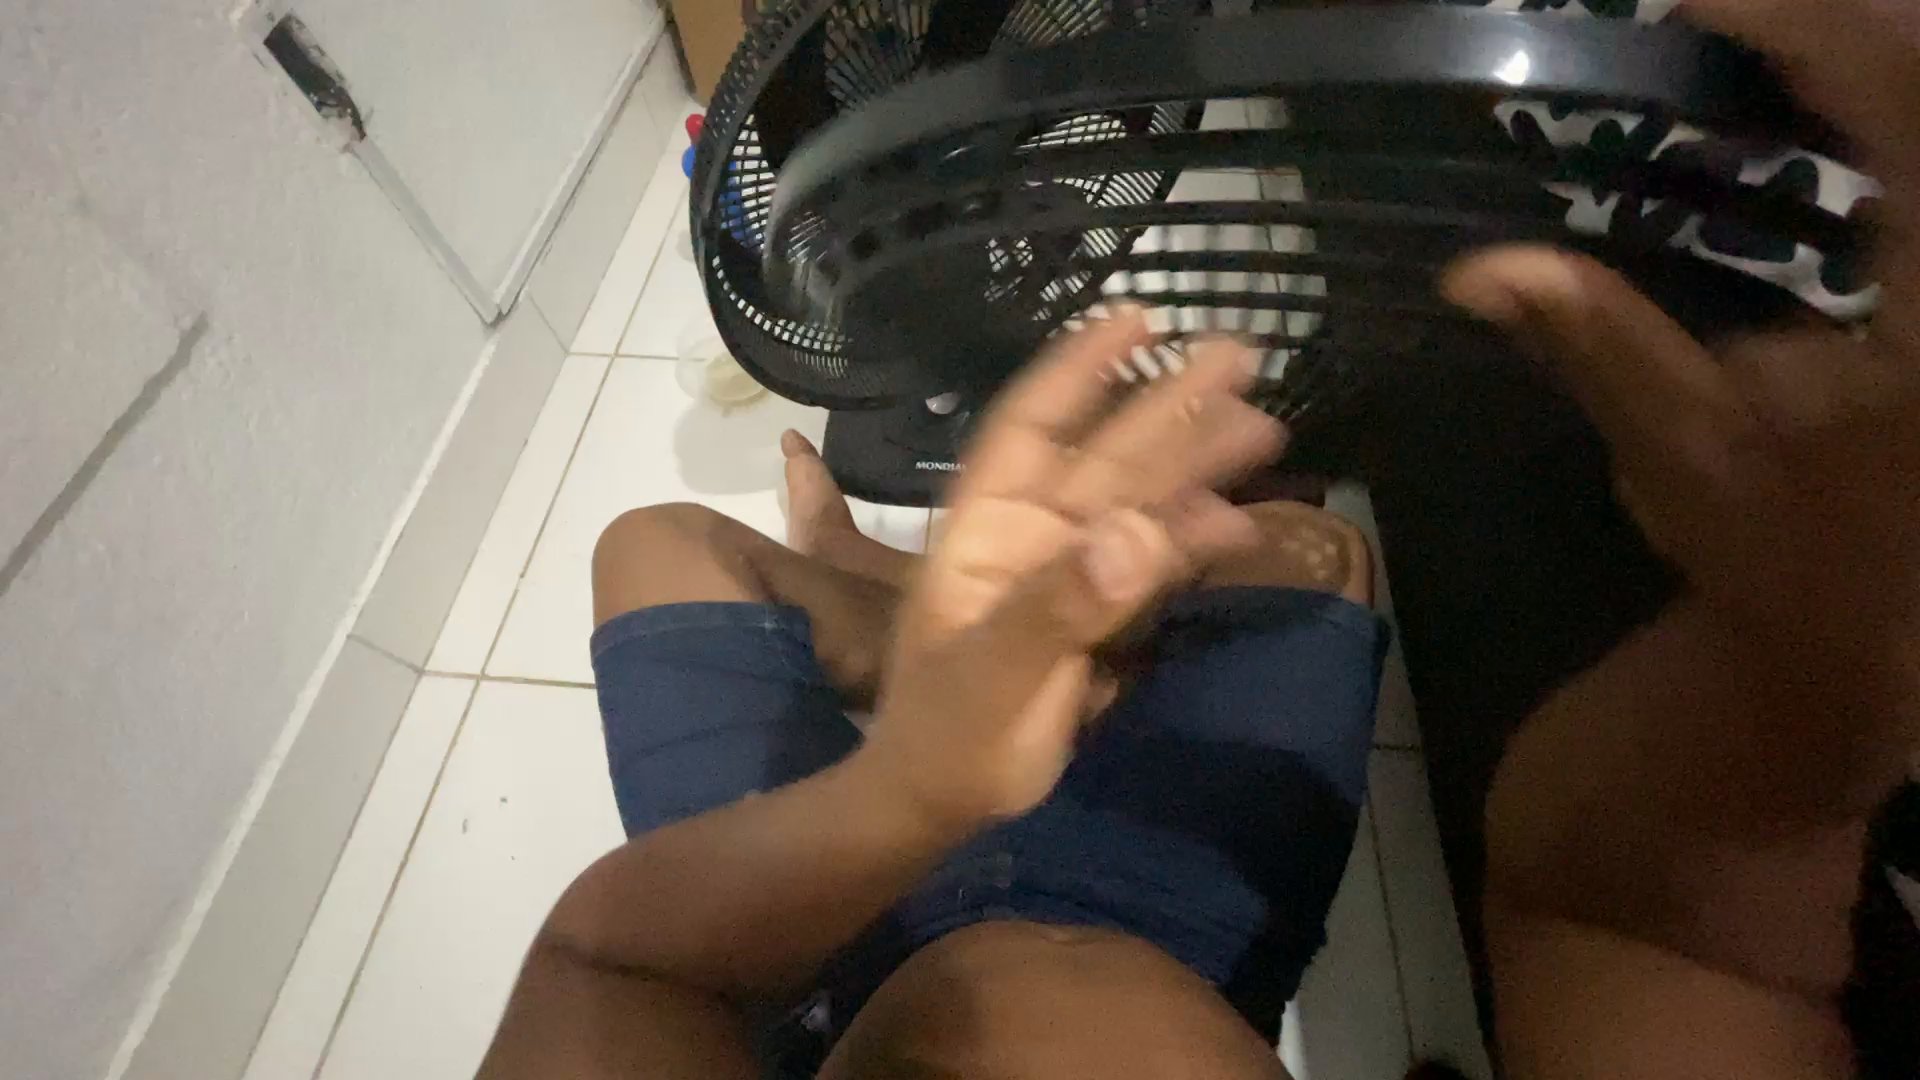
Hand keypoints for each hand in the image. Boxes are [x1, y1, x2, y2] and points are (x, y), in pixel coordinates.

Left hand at [857, 311, 1283, 829]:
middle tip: (1239, 357)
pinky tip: (1239, 523)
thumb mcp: (991, 673)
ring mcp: (1067, 568)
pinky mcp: (1097, 607)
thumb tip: (1138, 535)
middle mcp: (1030, 531)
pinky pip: (1152, 559)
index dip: (1079, 368)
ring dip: (1196, 466)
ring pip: (1138, 500)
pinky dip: (1192, 540)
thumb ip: (1056, 607)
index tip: (1133, 319)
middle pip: (1106, 456)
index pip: (1030, 426)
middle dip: (1167, 407)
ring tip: (1264, 430)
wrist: (944, 793)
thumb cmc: (947, 732)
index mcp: (987, 526)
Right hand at [1441, 0, 1919, 660]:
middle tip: (1738, 30)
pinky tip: (1841, 135)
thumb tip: (1475, 270)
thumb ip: (1591, 337)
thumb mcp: (1677, 442)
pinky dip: (1893, 127)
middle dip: (1854, 29)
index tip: (1697, 5)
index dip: (1808, 19)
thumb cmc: (1785, 551)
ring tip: (1777, 66)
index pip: (1911, 86)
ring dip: (1878, 75)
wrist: (1884, 633)